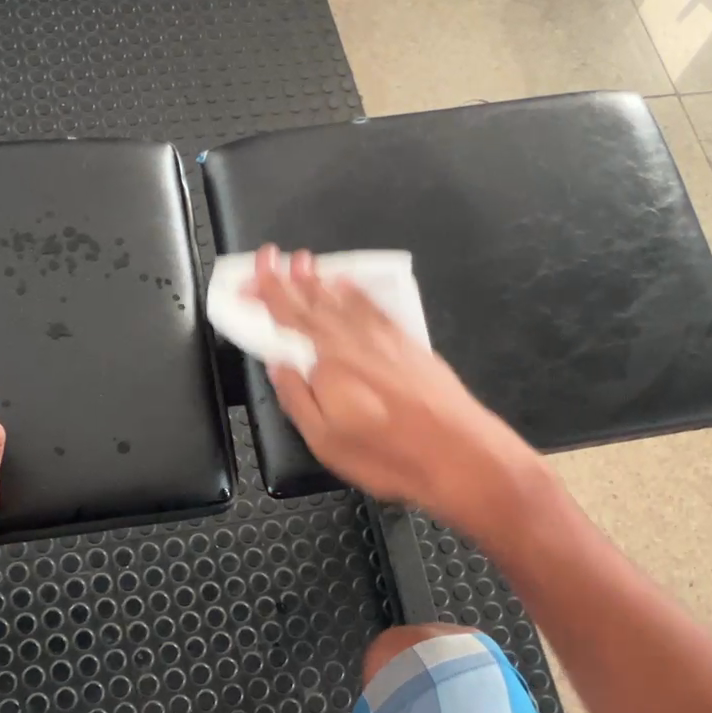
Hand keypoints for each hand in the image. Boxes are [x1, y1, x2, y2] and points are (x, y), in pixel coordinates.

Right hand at [248, 245, 539, 532]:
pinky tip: (349, 286)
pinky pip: (375, 308)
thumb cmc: (387, 454)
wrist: (459, 453)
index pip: (290, 317)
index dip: (269, 293)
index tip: (253, 274)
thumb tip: (278, 365)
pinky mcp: (409, 346)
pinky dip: (357, 294)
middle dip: (289, 280)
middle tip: (270, 259)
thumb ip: (297, 398)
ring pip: (345, 301)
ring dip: (320, 282)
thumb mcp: (326, 440)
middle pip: (315, 302)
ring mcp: (386, 339)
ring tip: (304, 264)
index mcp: (329, 361)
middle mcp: (356, 340)